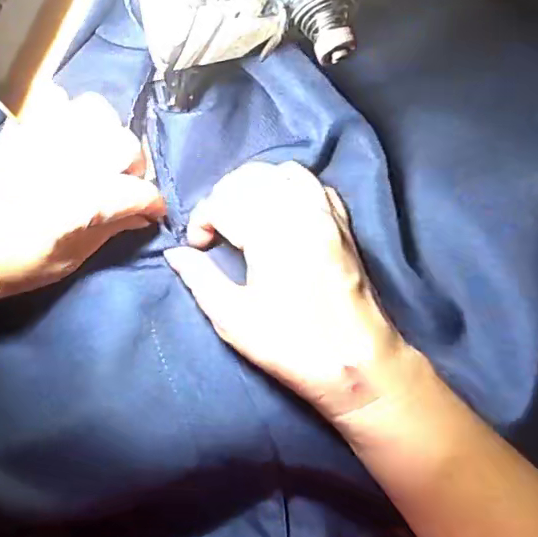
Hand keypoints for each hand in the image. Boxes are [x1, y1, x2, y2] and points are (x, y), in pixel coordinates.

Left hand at [0, 87, 165, 309]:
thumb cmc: (14, 266)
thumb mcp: (69, 260)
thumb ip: (109, 230)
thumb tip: (140, 215)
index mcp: (80, 201)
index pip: (137, 190)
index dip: (152, 203)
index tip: (153, 212)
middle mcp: (66, 160)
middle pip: (124, 144)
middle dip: (133, 166)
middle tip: (123, 185)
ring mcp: (42, 138)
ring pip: (96, 111)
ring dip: (104, 133)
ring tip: (95, 156)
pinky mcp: (20, 128)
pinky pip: (54, 98)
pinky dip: (65, 111)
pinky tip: (63, 135)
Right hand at [164, 161, 441, 443]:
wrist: (361, 365)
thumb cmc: (292, 346)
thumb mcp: (233, 319)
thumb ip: (199, 279)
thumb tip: (175, 254)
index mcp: (271, 234)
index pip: (222, 200)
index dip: (200, 220)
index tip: (198, 248)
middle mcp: (300, 213)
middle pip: (249, 177)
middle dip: (221, 197)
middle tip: (214, 231)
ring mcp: (326, 214)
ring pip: (281, 171)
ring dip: (252, 186)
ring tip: (240, 217)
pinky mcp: (344, 223)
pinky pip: (311, 183)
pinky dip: (285, 186)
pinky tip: (276, 213)